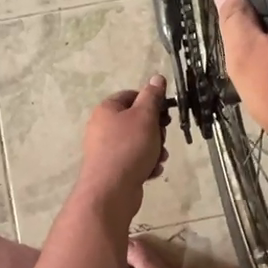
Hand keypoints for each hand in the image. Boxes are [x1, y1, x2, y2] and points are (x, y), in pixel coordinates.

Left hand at [75, 74, 169, 220]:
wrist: (111, 190)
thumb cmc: (129, 147)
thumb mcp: (145, 116)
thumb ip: (152, 97)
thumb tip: (156, 78)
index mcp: (107, 109)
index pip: (132, 95)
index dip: (151, 102)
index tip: (165, 114)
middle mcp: (102, 127)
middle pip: (137, 120)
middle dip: (155, 131)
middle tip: (161, 138)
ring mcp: (106, 149)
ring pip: (138, 142)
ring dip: (154, 149)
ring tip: (159, 158)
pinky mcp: (111, 169)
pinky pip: (133, 160)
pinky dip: (145, 164)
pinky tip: (152, 171)